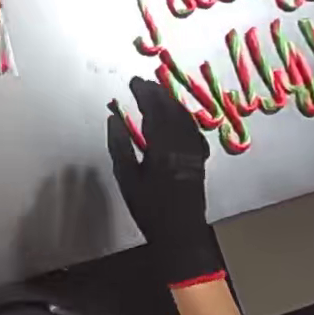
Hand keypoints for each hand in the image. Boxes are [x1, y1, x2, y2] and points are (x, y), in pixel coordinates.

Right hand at [107, 76, 223, 288]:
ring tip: (157, 94)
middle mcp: (183, 143)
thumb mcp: (126, 178)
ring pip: (184, 117)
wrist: (180, 231)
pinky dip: (182, 116)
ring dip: (171, 102)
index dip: (145, 93)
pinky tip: (176, 116)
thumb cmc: (149, 208)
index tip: (134, 82)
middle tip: (144, 84)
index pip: (155, 111)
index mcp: (163, 147)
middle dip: (158, 93)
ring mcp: (194, 150)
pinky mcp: (200, 157)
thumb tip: (113, 119)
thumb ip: (120, 146)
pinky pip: (192, 128)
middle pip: (171, 110)